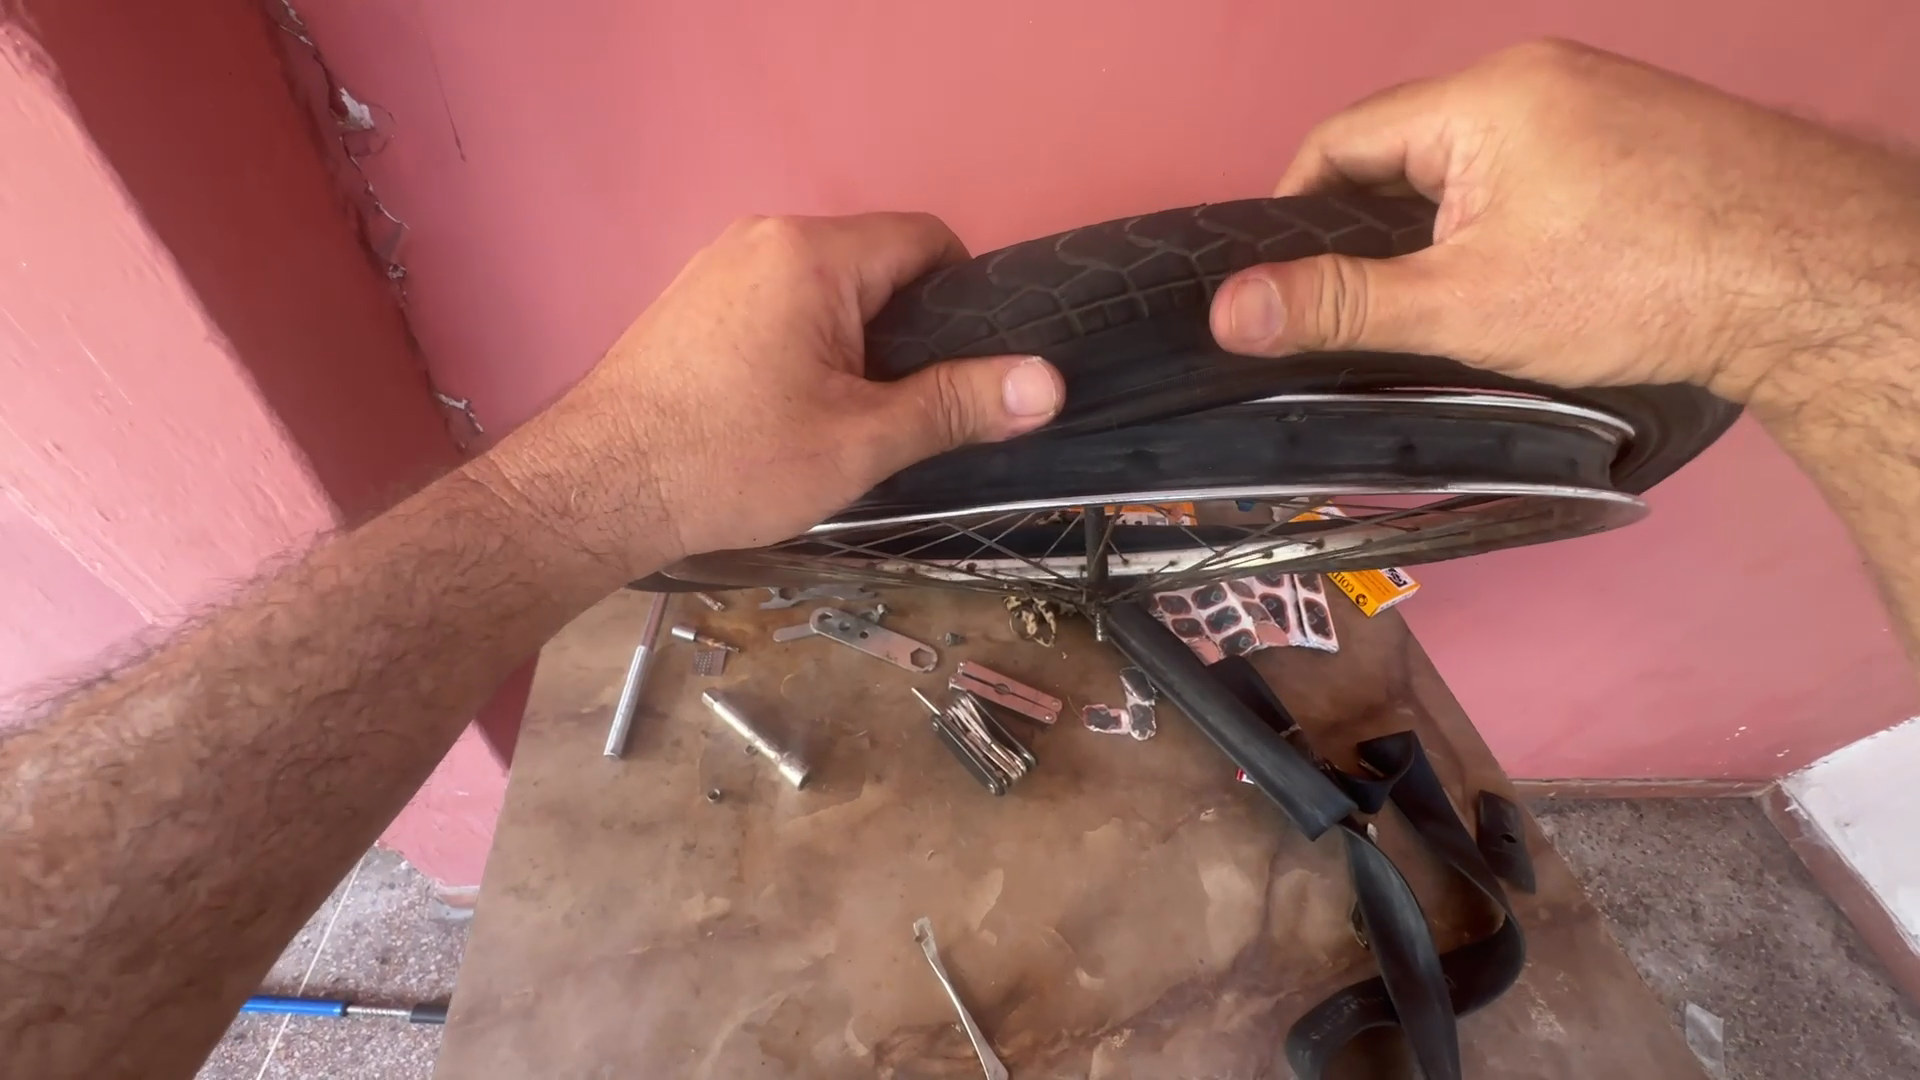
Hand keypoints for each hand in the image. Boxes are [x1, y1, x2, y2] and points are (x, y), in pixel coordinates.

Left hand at [486, 213, 1062, 574]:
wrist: (596, 491)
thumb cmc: (733, 461)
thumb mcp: (862, 440)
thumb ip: (957, 405)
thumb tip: (1047, 383)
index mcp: (815, 254)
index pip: (928, 242)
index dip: (967, 300)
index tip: (969, 365)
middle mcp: (765, 237)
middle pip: (879, 266)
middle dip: (910, 331)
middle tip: (910, 407)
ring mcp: (721, 266)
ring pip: (830, 290)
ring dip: (859, 343)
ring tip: (852, 416)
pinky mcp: (695, 302)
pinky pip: (781, 306)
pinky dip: (810, 346)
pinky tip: (793, 408)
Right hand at [1209, 39, 1919, 407]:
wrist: (1827, 283)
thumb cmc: (1647, 279)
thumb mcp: (1457, 302)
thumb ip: (1334, 303)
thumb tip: (1231, 309)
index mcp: (1483, 100)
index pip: (1338, 140)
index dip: (1290, 209)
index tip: (1280, 275)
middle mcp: (1534, 81)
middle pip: (1391, 153)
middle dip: (1354, 228)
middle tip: (1346, 301)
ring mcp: (1585, 105)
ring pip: (1447, 170)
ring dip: (1414, 231)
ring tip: (1417, 298)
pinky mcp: (1620, 140)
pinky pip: (1505, 175)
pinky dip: (1471, 225)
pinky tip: (1487, 277)